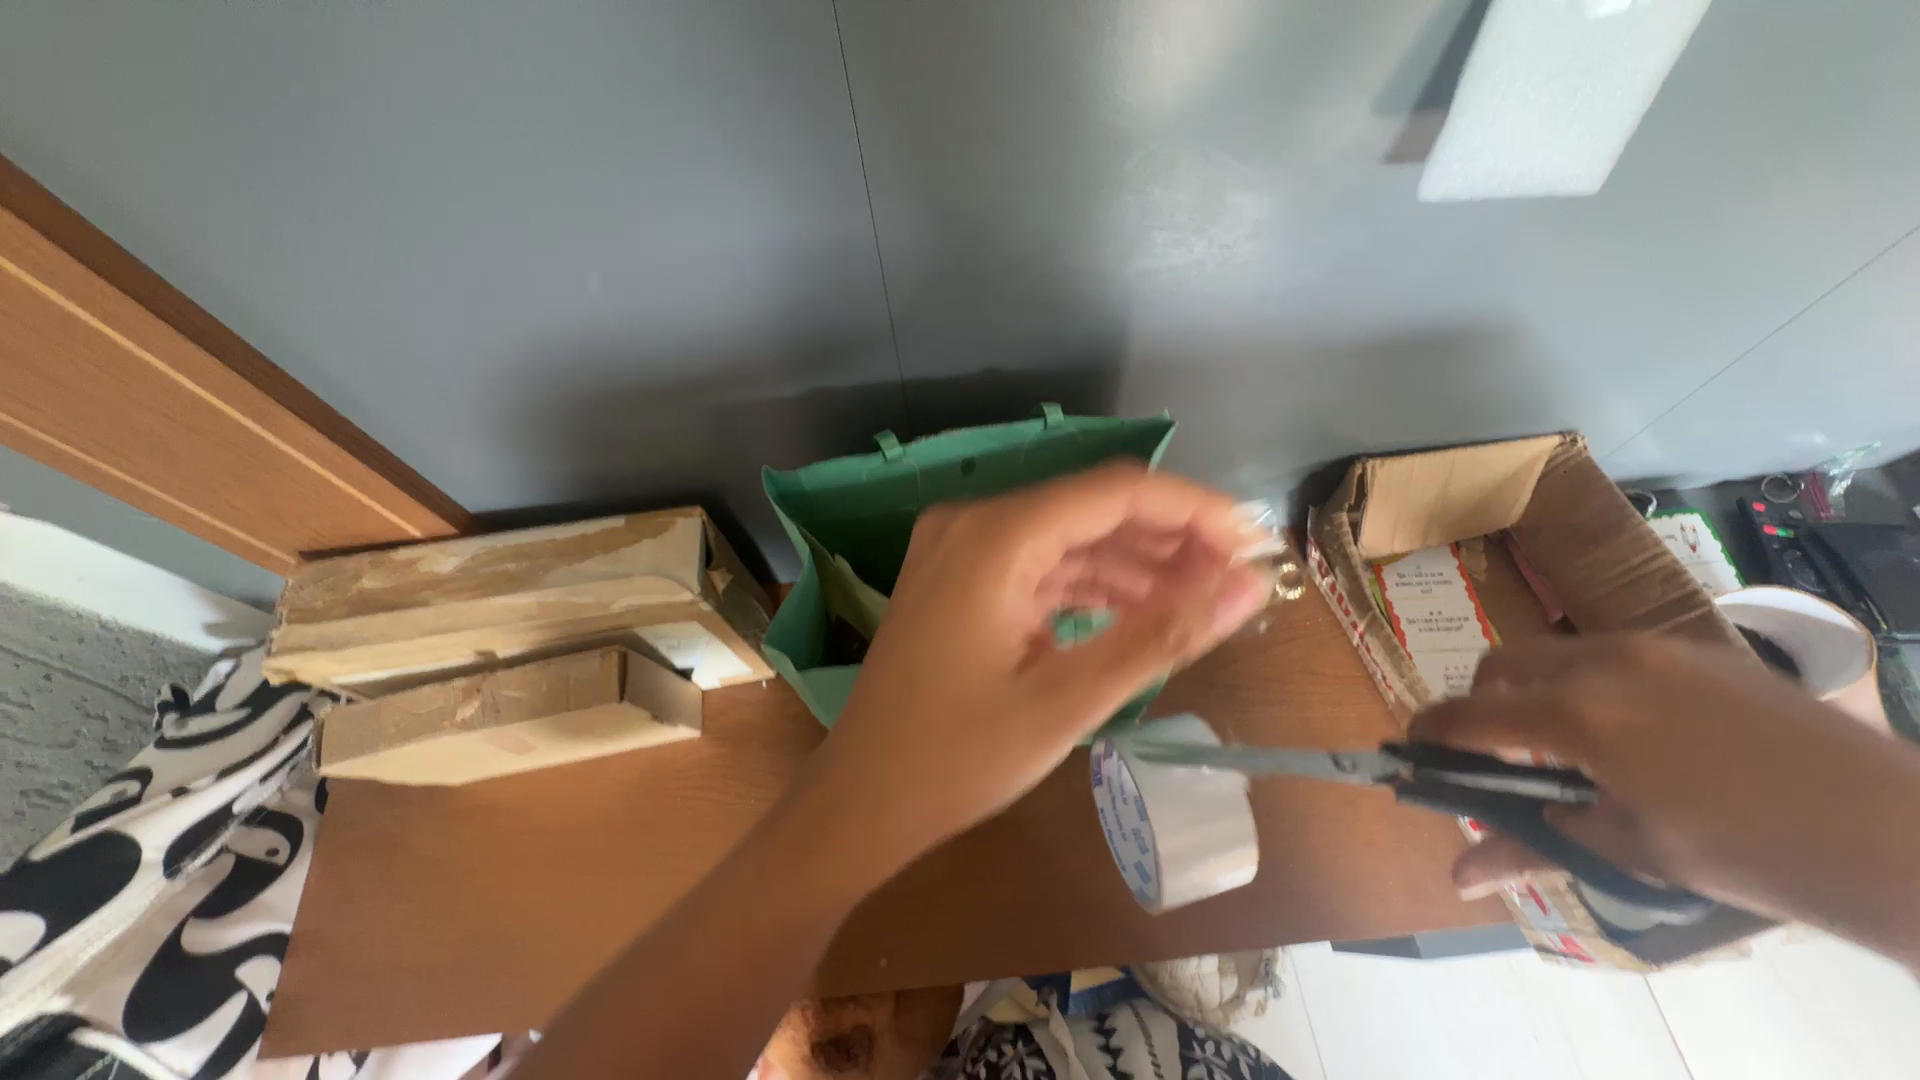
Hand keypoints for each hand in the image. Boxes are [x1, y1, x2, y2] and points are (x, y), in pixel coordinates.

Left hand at [804, 461, 1270, 863]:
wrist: (862, 800)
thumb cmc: (958, 759)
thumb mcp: (1069, 700)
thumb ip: (1163, 636)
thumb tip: (1250, 585)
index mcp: (995, 537)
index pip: (1117, 492)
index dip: (1195, 512)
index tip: (1255, 547)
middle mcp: (973, 523)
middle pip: (1092, 508)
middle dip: (1169, 540)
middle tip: (1235, 583)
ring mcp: (960, 549)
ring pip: (1069, 537)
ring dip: (1134, 565)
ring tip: (1199, 603)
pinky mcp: (959, 579)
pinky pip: (1039, 565)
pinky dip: (1091, 586)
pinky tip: (1137, 614)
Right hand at [1411, 635, 1919, 961]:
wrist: (1901, 834)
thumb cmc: (1750, 855)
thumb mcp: (1629, 852)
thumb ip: (1531, 848)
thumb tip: (1459, 879)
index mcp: (1578, 716)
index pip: (1470, 713)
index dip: (1432, 732)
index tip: (1413, 749)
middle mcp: (1604, 663)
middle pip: (1501, 665)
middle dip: (1479, 703)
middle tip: (1495, 754)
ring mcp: (1655, 647)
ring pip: (1555, 653)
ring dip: (1533, 689)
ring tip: (1566, 745)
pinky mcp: (1699, 649)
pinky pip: (1610, 653)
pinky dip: (1587, 682)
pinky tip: (1629, 732)